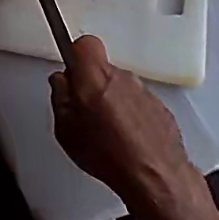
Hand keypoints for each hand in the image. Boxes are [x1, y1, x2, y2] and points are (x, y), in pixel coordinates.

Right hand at [50, 35, 203, 208]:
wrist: (153, 175)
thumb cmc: (110, 155)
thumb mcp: (66, 129)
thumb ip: (60, 97)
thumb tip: (60, 84)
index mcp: (95, 78)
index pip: (84, 44)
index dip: (75, 54)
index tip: (70, 69)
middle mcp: (122, 78)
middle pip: (102, 68)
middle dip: (90, 84)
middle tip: (82, 109)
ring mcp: (143, 91)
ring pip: (120, 86)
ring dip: (111, 101)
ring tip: (103, 131)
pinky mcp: (158, 106)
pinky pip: (137, 102)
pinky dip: (129, 115)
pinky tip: (122, 139)